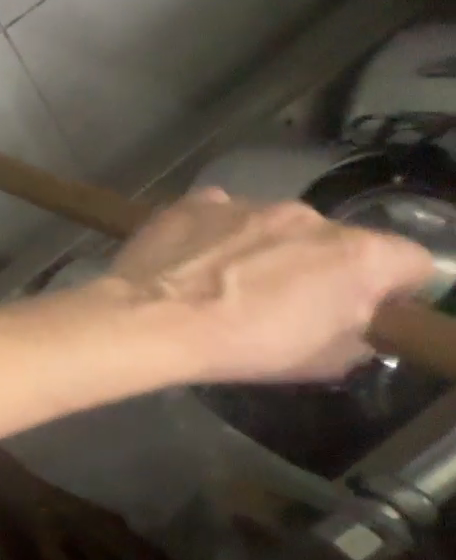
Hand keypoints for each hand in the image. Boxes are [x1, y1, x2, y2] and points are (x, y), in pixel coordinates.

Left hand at [107, 188, 436, 382]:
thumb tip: (350, 317)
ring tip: (230, 277)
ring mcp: (244, 204)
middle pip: (334, 238)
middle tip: (287, 295)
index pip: (408, 261)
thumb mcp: (329, 357)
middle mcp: (306, 217)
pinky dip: (215, 231)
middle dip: (321, 263)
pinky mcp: (192, 202)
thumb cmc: (246, 344)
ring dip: (265, 245)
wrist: (152, 319)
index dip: (393, 286)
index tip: (368, 305)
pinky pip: (218, 214)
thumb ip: (357, 328)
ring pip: (273, 224)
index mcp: (359, 255)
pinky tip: (195, 256)